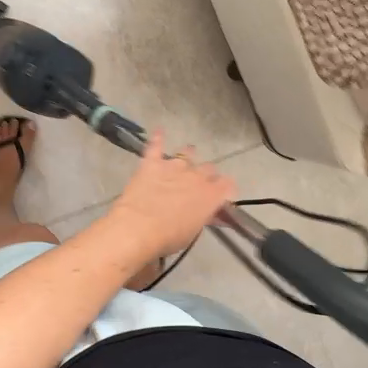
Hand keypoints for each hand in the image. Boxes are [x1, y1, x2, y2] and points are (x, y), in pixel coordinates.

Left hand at [103, 130, 235, 263]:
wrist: (139, 227)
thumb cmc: (168, 237)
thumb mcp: (194, 231)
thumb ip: (205, 216)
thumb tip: (213, 213)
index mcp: (211, 195)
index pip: (228, 185)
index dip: (225, 188)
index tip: (222, 194)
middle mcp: (196, 176)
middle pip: (209, 169)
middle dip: (207, 175)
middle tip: (199, 184)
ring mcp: (173, 166)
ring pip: (187, 154)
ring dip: (188, 156)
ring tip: (187, 155)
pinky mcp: (152, 163)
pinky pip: (156, 145)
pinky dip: (158, 137)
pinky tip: (159, 130)